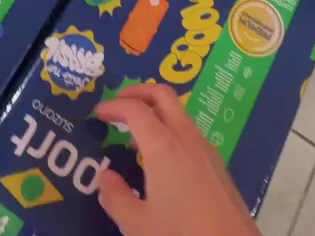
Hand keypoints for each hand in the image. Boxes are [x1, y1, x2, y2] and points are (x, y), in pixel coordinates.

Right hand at [94, 83, 260, 235]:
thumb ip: (117, 198)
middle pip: (163, 95)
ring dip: (156, 112)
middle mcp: (186, 136)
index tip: (98, 113)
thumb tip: (104, 176)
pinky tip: (162, 158)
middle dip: (138, 92)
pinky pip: (189, 132)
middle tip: (118, 104)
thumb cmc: (181, 234)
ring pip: (178, 112)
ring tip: (136, 134)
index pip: (135, 109)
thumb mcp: (139, 225)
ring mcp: (205, 147)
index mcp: (163, 145)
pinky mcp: (216, 162)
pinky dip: (170, 129)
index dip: (114, 106)